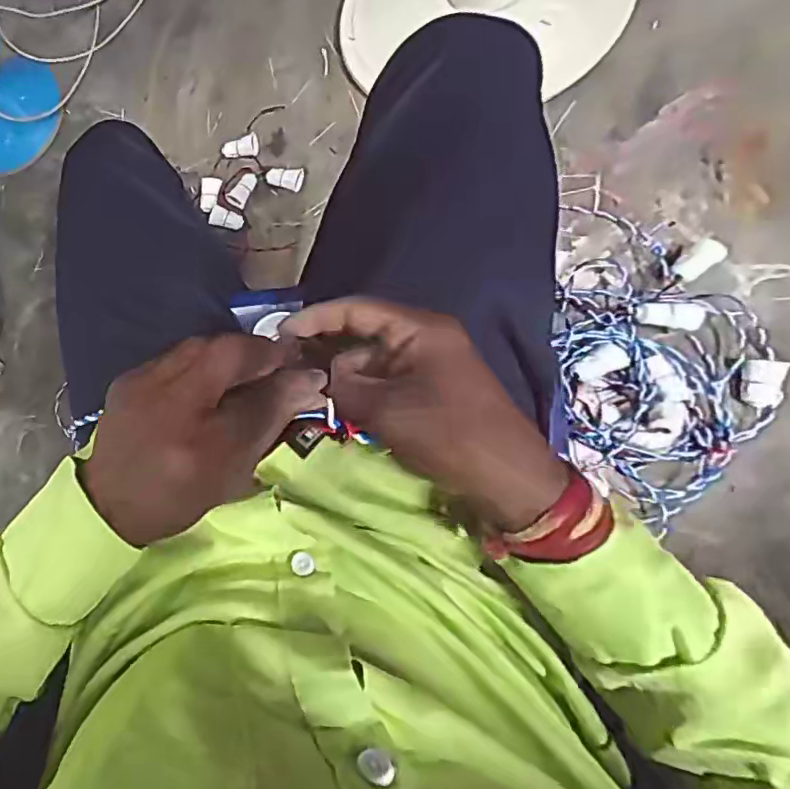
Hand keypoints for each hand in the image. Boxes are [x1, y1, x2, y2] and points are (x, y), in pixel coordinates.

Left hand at [80, 334, 327, 546]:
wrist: (109, 505)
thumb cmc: (175, 497)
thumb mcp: (230, 469)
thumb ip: (267, 419)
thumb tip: (306, 381)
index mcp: (190, 426)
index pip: (246, 381)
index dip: (281, 364)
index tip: (304, 368)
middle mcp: (160, 392)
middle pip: (219, 350)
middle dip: (256, 352)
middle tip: (278, 367)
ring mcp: (139, 381)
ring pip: (195, 349)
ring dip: (229, 353)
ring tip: (247, 372)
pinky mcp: (126, 380)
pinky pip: (174, 358)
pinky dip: (201, 361)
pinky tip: (209, 379)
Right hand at [281, 297, 568, 531]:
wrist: (508, 479)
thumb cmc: (449, 435)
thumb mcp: (384, 410)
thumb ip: (342, 386)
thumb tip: (320, 377)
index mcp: (419, 330)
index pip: (355, 309)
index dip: (315, 318)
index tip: (281, 334)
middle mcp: (423, 337)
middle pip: (361, 331)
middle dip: (325, 347)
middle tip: (288, 365)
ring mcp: (428, 362)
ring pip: (370, 358)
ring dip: (342, 373)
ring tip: (311, 390)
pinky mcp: (428, 386)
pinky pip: (384, 378)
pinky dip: (360, 388)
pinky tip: (339, 404)